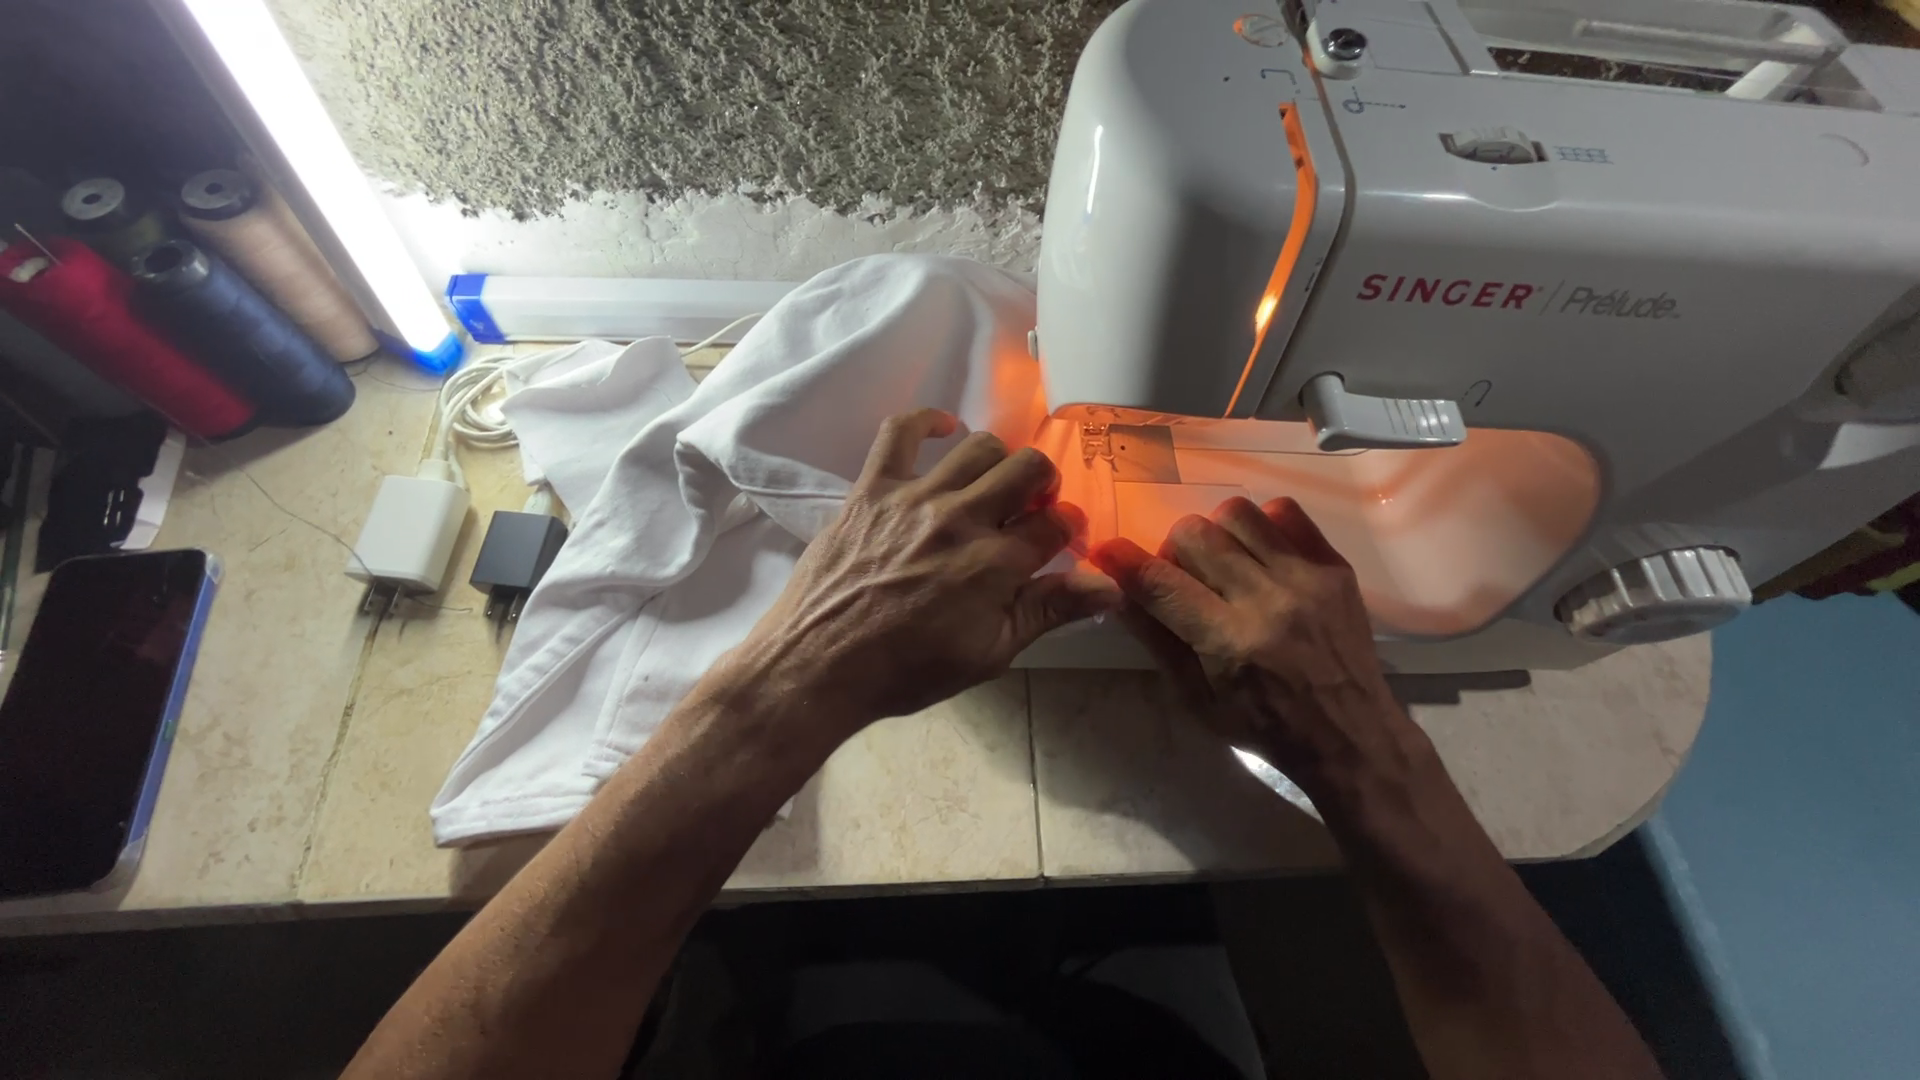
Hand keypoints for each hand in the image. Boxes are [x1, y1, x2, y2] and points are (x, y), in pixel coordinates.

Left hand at [726, 408, 1120, 732]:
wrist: (820, 665)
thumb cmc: (909, 670)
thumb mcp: (990, 653)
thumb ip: (1049, 611)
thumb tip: (1110, 587)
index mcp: (997, 563)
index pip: (1056, 524)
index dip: (1068, 528)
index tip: (1062, 538)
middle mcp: (962, 518)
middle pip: (1028, 469)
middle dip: (1043, 485)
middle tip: (1030, 508)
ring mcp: (916, 497)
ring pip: (979, 446)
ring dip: (998, 461)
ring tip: (991, 485)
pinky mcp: (873, 487)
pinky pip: (900, 431)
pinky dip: (926, 419)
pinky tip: (944, 427)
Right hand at [1090, 497, 1414, 793]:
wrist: (1352, 735)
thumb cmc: (1264, 726)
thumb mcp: (1197, 699)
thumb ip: (1158, 640)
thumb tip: (1119, 592)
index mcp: (1229, 642)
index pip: (1161, 583)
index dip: (1123, 560)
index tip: (1106, 551)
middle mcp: (1267, 601)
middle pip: (1195, 535)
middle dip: (1173, 550)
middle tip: (1182, 576)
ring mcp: (1306, 578)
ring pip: (1236, 514)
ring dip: (1215, 533)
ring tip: (1222, 561)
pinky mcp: (1334, 566)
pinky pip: (1286, 512)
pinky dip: (1261, 525)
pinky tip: (1259, 554)